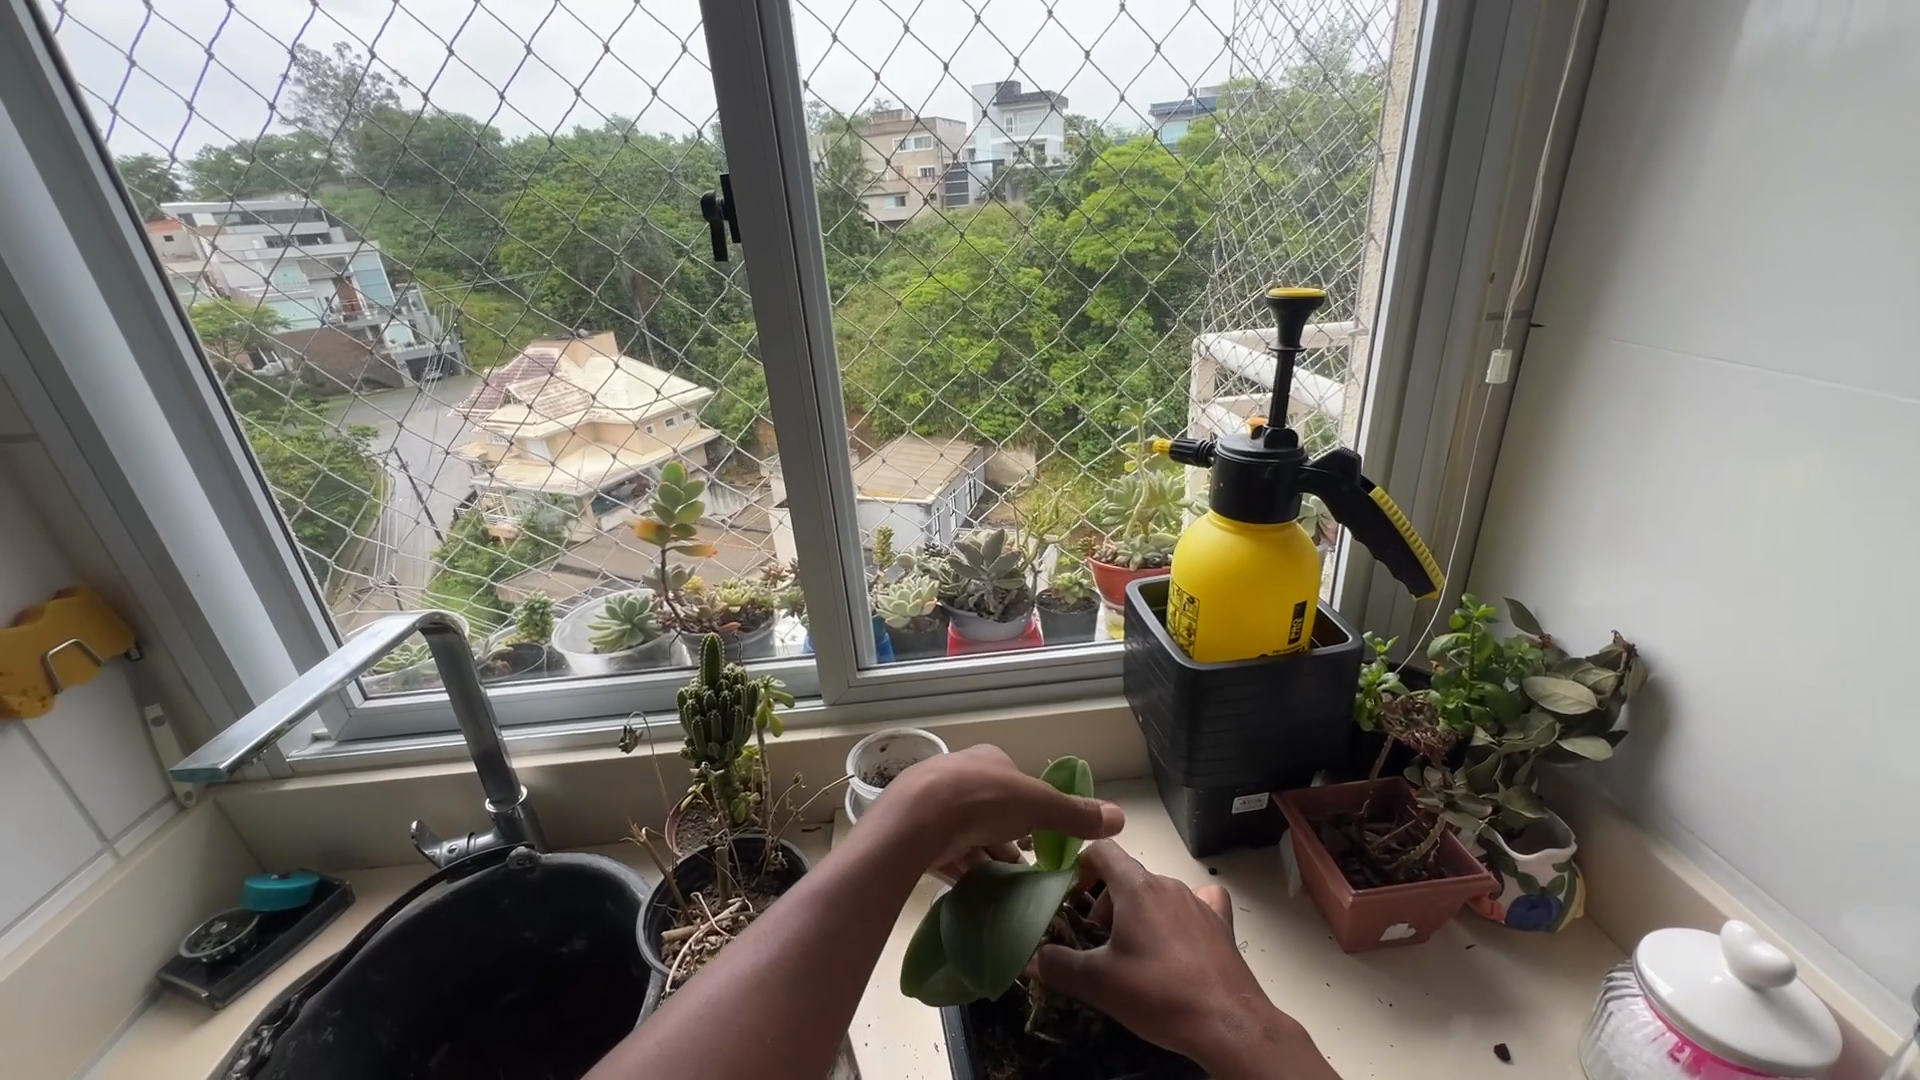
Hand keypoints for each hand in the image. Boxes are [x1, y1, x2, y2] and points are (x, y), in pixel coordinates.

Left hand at [863, 745, 1124, 877]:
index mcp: (988, 760)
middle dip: (1005, 836)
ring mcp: (930, 801)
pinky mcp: (912, 829)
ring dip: (981, 853)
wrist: (917, 819)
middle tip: (1021, 865)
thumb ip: (1075, 813)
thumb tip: (1120, 817)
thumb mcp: (1039, 805)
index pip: (1015, 784)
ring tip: (999, 882)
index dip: (1031, 810)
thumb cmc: (983, 801)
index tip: (1040, 839)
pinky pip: (941, 850)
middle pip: (989, 808)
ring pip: (964, 830)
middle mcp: (957, 774)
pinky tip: (969, 888)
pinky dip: (957, 867)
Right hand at [1035, 841, 1337, 1079]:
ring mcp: (1198, 902)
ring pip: (1157, 892)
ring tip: (1132, 951)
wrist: (1228, 1025)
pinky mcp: (1221, 925)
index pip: (1102, 850)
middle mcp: (1167, 884)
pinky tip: (1181, 937)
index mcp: (1136, 886)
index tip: (1071, 895)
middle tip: (1097, 939)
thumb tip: (1032, 957)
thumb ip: (1059, 965)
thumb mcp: (1098, 983)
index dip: (1081, 865)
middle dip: (1106, 900)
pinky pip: (1198, 903)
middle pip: (1127, 875)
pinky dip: (1182, 913)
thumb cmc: (1159, 993)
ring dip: (1138, 911)